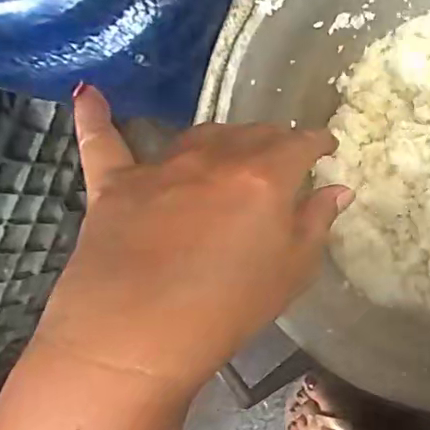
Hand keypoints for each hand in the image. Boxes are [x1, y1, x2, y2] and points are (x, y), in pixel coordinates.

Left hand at [29, 86, 350, 397]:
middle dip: (275, 140)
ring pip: (200, 134)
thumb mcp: (293, 271)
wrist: (135, 334)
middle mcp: (215, 158)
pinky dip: (98, 117)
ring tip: (234, 151)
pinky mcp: (115, 185)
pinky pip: (104, 140)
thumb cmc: (229, 308)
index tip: (326, 147)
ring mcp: (161, 167)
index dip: (318, 143)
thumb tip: (337, 189)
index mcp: (265, 176)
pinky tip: (92, 95)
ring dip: (224, 138)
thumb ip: (317, 222)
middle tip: (284, 159)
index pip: (300, 143)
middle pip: (253, 133)